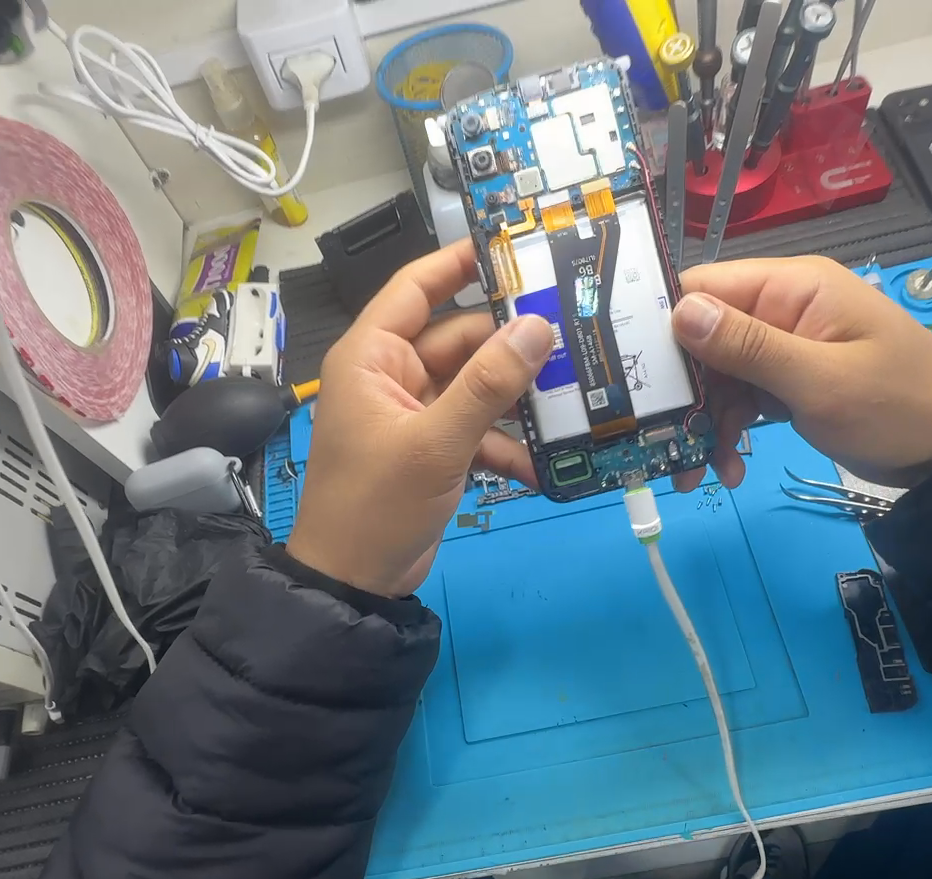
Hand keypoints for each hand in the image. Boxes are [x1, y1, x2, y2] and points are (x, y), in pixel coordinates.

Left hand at [287, 241, 554, 596]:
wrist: (357, 581)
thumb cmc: (377, 504)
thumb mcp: (434, 443)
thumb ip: (487, 385)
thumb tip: (537, 326)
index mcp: (374, 357)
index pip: (416, 289)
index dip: (460, 263)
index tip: (512, 245)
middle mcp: (394, 377)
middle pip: (461, 342)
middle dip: (512, 348)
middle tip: (574, 338)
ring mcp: (418, 415)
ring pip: (477, 388)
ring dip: (517, 401)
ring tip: (572, 400)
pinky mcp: (436, 450)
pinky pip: (478, 431)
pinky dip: (506, 446)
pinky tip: (543, 464)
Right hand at [669, 256, 931, 489]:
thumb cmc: (896, 407)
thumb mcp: (820, 379)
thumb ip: (749, 346)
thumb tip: (680, 312)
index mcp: (790, 289)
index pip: (702, 287)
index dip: (660, 325)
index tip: (626, 374)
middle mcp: (779, 310)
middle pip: (701, 341)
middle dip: (680, 394)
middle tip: (657, 440)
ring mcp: (781, 349)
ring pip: (715, 379)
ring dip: (702, 425)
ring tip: (695, 473)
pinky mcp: (784, 383)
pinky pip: (738, 402)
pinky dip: (728, 435)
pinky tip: (730, 469)